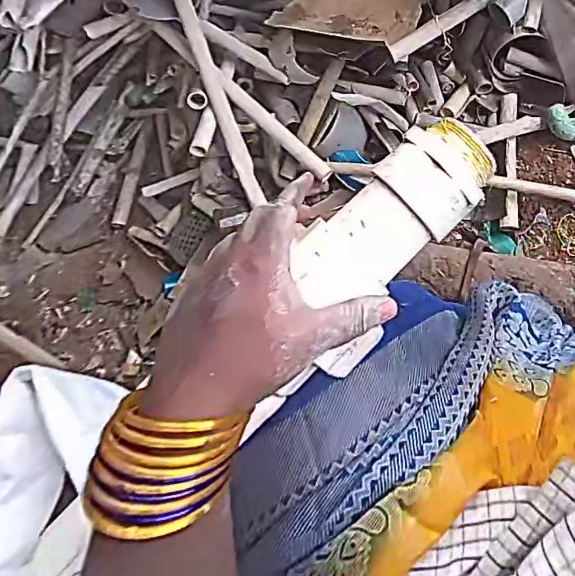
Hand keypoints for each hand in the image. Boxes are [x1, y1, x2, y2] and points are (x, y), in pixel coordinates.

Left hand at [146, 175, 397, 419]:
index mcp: (260, 260)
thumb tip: (381, 307)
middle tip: (302, 224)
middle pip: (258, 218)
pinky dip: (240, 259)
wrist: (193, 393)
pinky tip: (250, 285)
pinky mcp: (195, 290)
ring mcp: (208, 273)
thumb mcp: (310, 339)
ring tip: (280, 255)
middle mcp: (231, 259)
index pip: (280, 209)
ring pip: (237, 238)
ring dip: (260, 236)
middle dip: (282, 214)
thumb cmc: (243, 365)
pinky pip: (221, 260)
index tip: (307, 183)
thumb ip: (351, 318)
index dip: (297, 193)